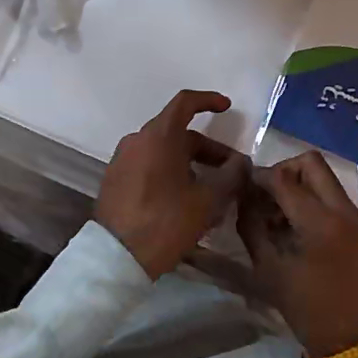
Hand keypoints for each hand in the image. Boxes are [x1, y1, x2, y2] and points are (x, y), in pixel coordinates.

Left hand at [95, 90, 249, 278]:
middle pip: (178, 134)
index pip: (185, 102)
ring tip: (213, 194)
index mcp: (158, 136)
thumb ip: (231, 176)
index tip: (227, 107)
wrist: (116, 256)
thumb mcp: (208, 200)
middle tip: (231, 172)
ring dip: (191, 166)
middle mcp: (137, 140)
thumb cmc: (165, 221)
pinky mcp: (116, 180)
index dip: (208, 100)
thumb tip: (242, 163)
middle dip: (209, 150)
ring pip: (165, 153)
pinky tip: (187, 202)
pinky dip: (171, 174)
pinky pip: (150, 167)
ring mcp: (123, 160)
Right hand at [237, 151, 357, 357]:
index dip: (258, 177)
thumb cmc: (306, 308)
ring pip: (323, 176)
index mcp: (320, 222)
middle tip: (265, 195)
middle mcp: (343, 210)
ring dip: (297, 184)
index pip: (283, 179)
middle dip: (282, 171)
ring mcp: (356, 216)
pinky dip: (311, 198)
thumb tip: (244, 196)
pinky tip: (295, 224)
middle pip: (310, 163)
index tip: (242, 186)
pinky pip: (332, 195)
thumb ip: (251, 225)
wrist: (353, 338)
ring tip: (278, 213)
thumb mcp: (267, 268)